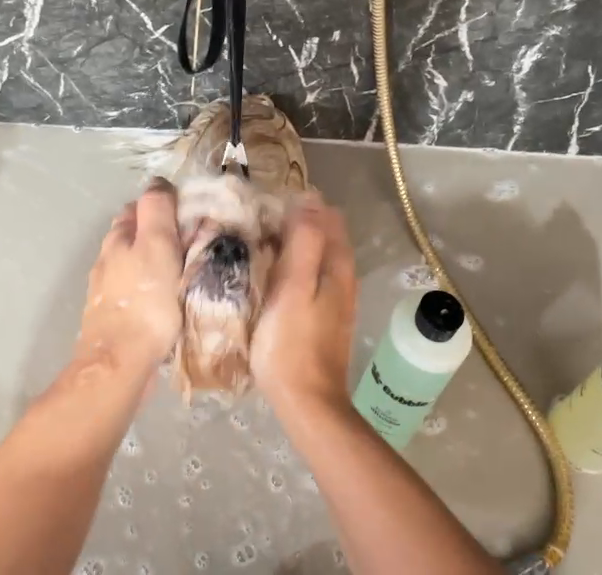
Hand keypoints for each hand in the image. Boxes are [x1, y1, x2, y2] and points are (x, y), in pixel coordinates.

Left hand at [73, 181, 184, 380]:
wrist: (120, 364)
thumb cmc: (144, 301)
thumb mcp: (156, 244)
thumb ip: (157, 211)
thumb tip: (158, 182)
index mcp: (118, 238)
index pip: (139, 206)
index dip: (164, 205)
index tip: (193, 214)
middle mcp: (108, 260)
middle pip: (137, 235)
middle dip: (161, 234)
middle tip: (196, 243)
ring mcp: (109, 291)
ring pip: (138, 265)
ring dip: (159, 264)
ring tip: (189, 272)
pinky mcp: (117, 318)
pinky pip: (140, 293)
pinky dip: (155, 290)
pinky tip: (171, 301)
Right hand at [252, 190, 357, 416]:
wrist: (307, 403)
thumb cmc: (292, 342)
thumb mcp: (293, 286)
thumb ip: (303, 240)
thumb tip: (310, 197)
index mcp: (338, 265)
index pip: (327, 216)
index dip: (300, 205)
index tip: (266, 207)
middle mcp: (344, 278)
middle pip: (325, 234)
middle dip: (297, 222)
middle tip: (258, 224)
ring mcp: (337, 300)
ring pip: (317, 257)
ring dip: (294, 245)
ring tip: (259, 246)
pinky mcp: (325, 319)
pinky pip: (311, 278)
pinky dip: (294, 268)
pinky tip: (271, 278)